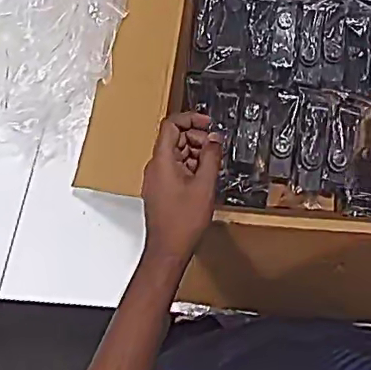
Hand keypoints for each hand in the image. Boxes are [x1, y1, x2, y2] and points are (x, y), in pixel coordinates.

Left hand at [141, 111, 222, 267]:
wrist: (168, 250)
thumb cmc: (182, 222)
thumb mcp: (205, 184)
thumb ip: (211, 156)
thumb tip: (214, 139)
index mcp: (162, 162)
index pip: (171, 125)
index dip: (191, 119)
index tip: (207, 122)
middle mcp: (155, 168)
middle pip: (175, 138)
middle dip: (197, 138)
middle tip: (214, 147)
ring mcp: (156, 179)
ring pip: (176, 153)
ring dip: (196, 153)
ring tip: (211, 165)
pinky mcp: (160, 189)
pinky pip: (175, 167)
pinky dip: (191, 165)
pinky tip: (203, 178)